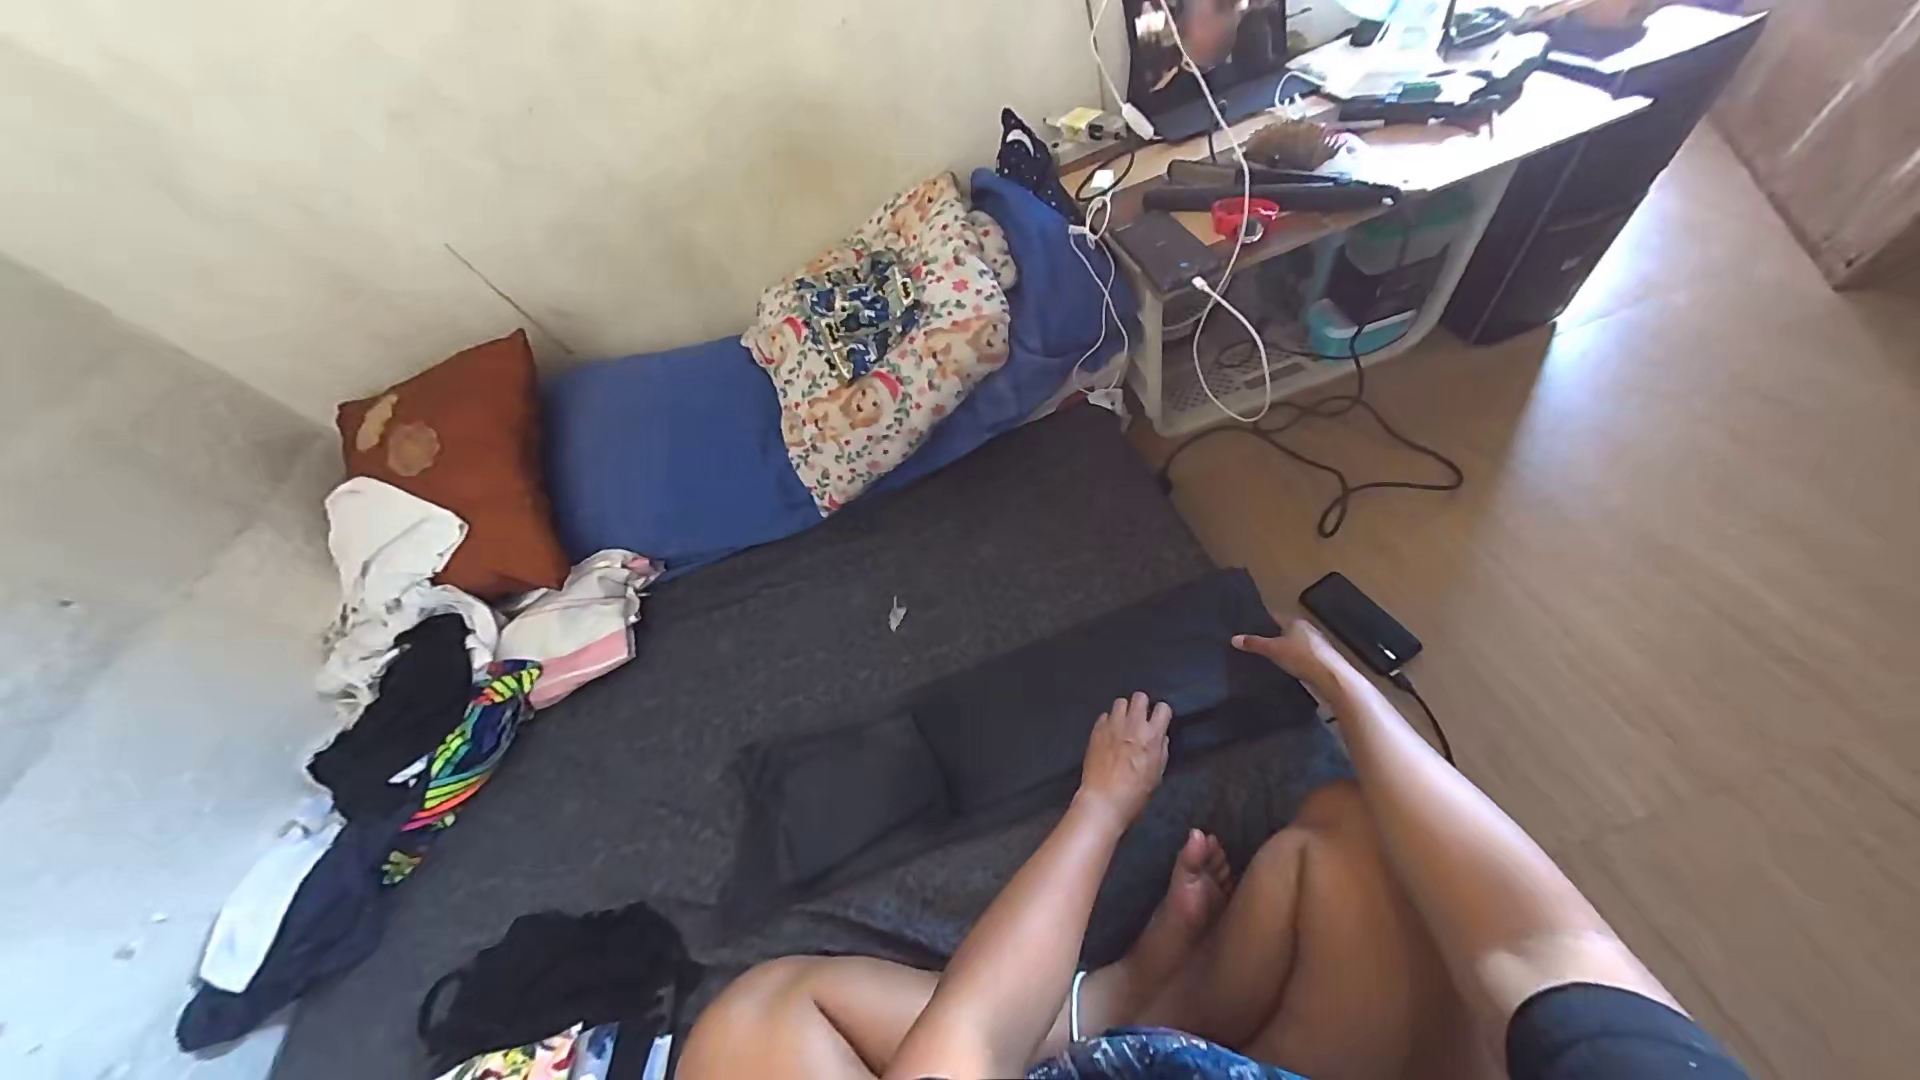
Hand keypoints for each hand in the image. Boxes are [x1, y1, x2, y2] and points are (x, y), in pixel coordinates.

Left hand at [1077, 692, 1171, 827]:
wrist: (1104, 799)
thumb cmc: (1135, 793)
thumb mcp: (1157, 774)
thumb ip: (1161, 750)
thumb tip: (1160, 737)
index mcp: (1152, 736)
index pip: (1163, 708)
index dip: (1162, 713)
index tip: (1159, 719)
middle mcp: (1133, 725)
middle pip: (1139, 697)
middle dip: (1142, 705)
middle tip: (1140, 718)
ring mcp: (1112, 725)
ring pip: (1120, 702)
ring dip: (1124, 711)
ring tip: (1123, 724)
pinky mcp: (1096, 730)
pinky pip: (1104, 716)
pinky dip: (1108, 722)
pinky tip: (1108, 734)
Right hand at [1233, 619, 1356, 700]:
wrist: (1332, 678)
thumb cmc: (1301, 657)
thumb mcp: (1272, 650)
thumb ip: (1253, 643)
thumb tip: (1233, 639)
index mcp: (1296, 622)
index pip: (1274, 617)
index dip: (1261, 622)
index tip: (1247, 628)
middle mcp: (1307, 630)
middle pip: (1284, 631)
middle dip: (1271, 637)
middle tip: (1254, 644)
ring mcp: (1316, 645)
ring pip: (1293, 644)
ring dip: (1283, 650)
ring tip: (1267, 657)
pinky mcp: (1322, 660)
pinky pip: (1301, 656)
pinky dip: (1292, 660)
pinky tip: (1285, 668)